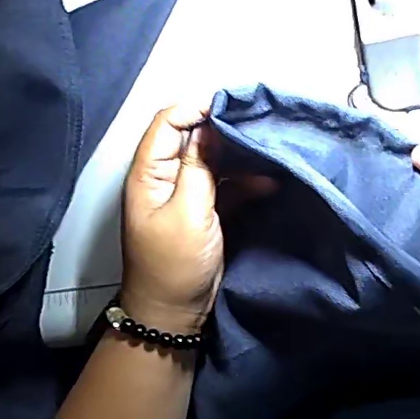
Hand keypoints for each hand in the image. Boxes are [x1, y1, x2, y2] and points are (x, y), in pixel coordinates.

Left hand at [118, 101, 272, 335]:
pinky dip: (246, 180)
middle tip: (258, 122)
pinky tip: (269, 180)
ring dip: (239, 155)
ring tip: (270, 148)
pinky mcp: (205, 210)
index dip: (196, 108)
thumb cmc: (174, 265)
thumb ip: (199, 167)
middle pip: (192, 137)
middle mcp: (165, 177)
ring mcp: (186, 193)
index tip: (232, 105)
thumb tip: (209, 126)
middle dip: (223, 128)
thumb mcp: (189, 212)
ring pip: (213, 159)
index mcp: (149, 173)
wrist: (174, 313)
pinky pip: (226, 184)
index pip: (168, 123)